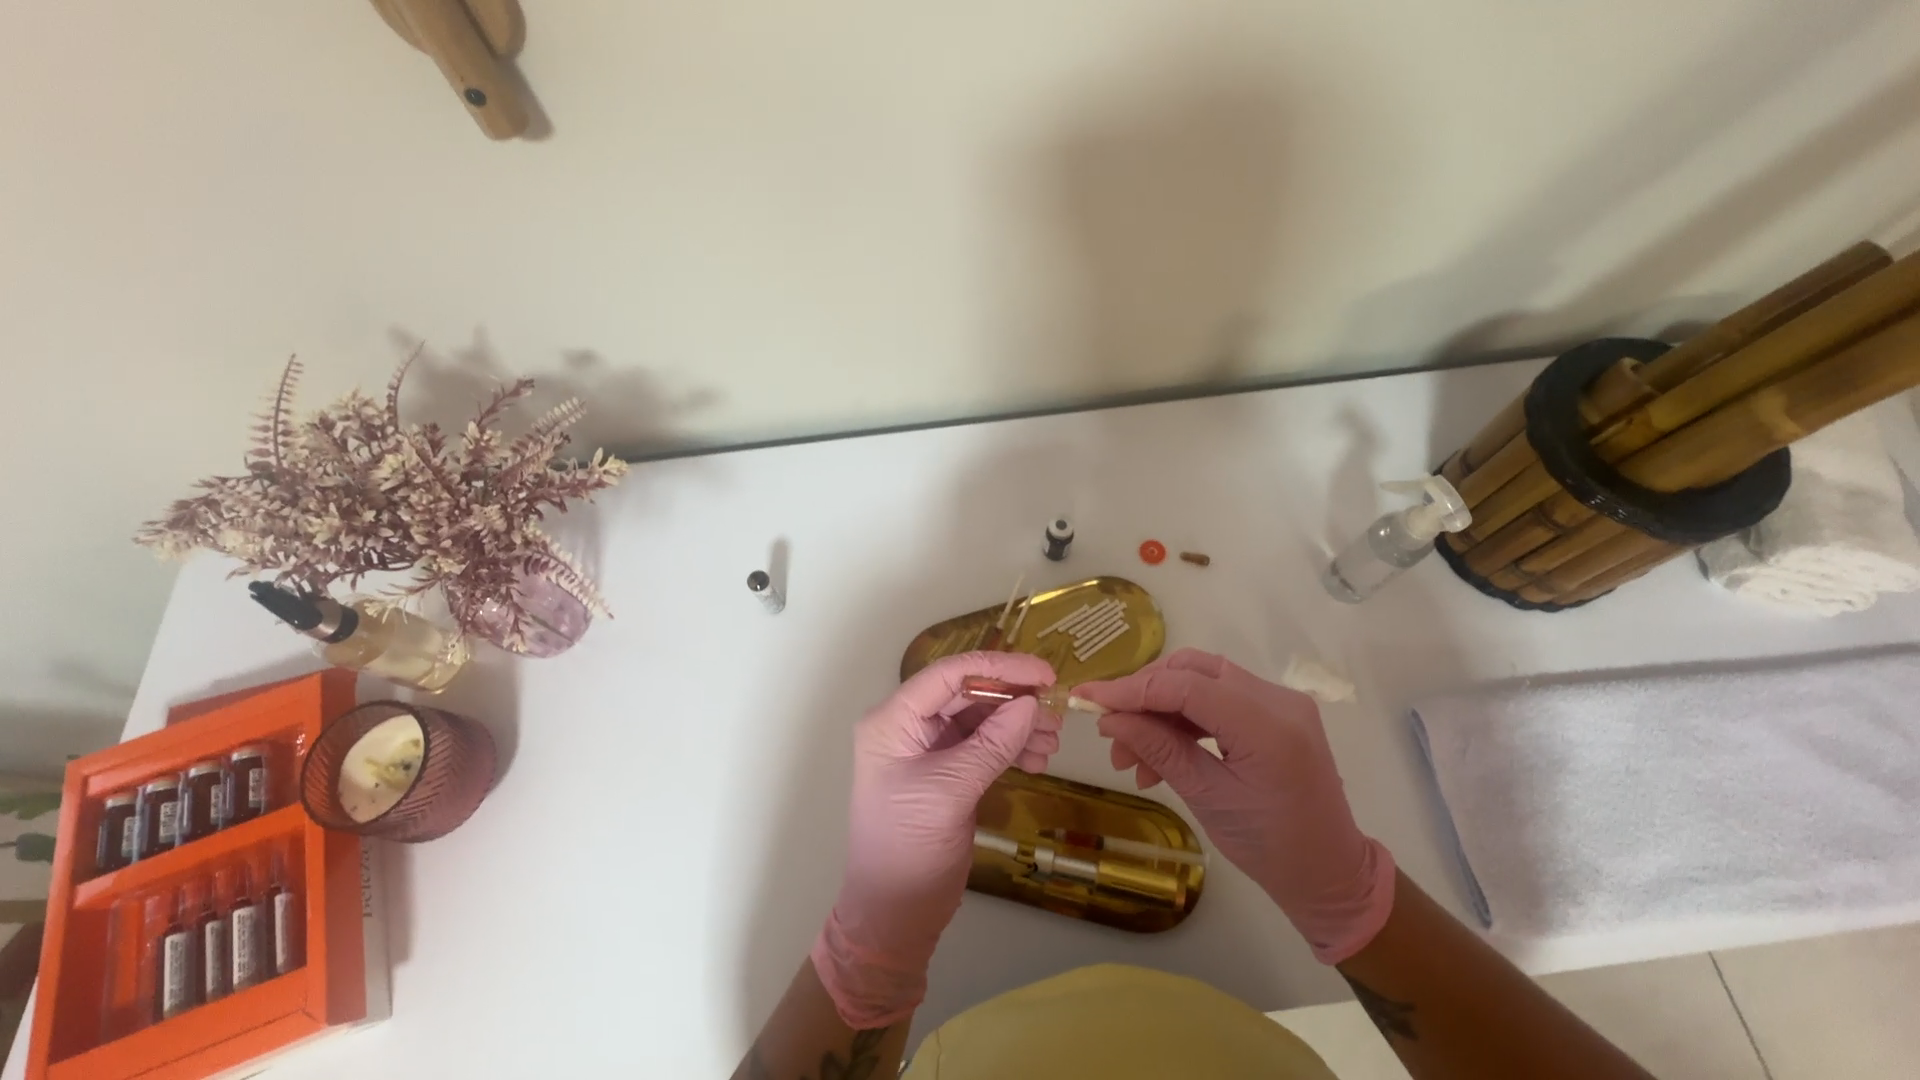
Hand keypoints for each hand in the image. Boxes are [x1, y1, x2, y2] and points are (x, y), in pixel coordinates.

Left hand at [811, 651, 1060, 1027]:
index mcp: (893, 720)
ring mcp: (928, 749)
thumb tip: (1031, 705)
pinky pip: (984, 744)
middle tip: (1057, 714)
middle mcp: (908, 726)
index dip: (999, 667)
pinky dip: (1012, 746)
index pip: (949, 674)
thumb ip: (991, 744)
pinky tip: (1037, 759)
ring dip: (1019, 724)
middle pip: (968, 693)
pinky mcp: (948, 772)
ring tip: (1052, 743)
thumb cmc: (908, 849)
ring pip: (980, 718)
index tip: (1044, 674)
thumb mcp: (950, 792)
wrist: (894, 913)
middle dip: (1014, 700)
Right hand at [1077, 648, 1394, 963]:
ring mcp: (1280, 703)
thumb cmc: (1270, 847)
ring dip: (1161, 711)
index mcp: (1267, 726)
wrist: (1329, 874)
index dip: (1131, 689)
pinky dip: (1184, 719)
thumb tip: (1109, 719)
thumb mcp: (1207, 799)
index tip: (1087, 697)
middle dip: (1144, 696)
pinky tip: (1159, 754)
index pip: (1185, 686)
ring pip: (1202, 681)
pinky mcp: (1276, 713)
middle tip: (1110, 732)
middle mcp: (1278, 699)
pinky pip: (1219, 699)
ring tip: (1131, 757)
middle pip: (1193, 671)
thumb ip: (1159, 749)